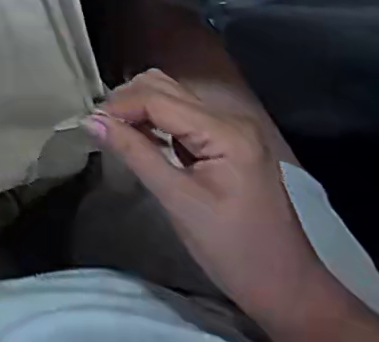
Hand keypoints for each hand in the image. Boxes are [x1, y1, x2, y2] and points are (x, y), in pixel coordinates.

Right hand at [87, 71, 378, 339]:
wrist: (289, 291)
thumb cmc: (235, 252)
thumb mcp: (179, 202)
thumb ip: (135, 154)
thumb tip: (90, 121)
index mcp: (226, 131)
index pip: (159, 99)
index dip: (120, 106)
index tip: (89, 123)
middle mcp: (230, 118)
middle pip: (164, 87)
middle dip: (127, 101)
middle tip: (101, 127)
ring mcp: (232, 127)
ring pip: (171, 95)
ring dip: (140, 108)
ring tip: (117, 133)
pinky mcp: (228, 140)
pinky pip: (182, 114)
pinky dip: (156, 120)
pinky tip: (141, 139)